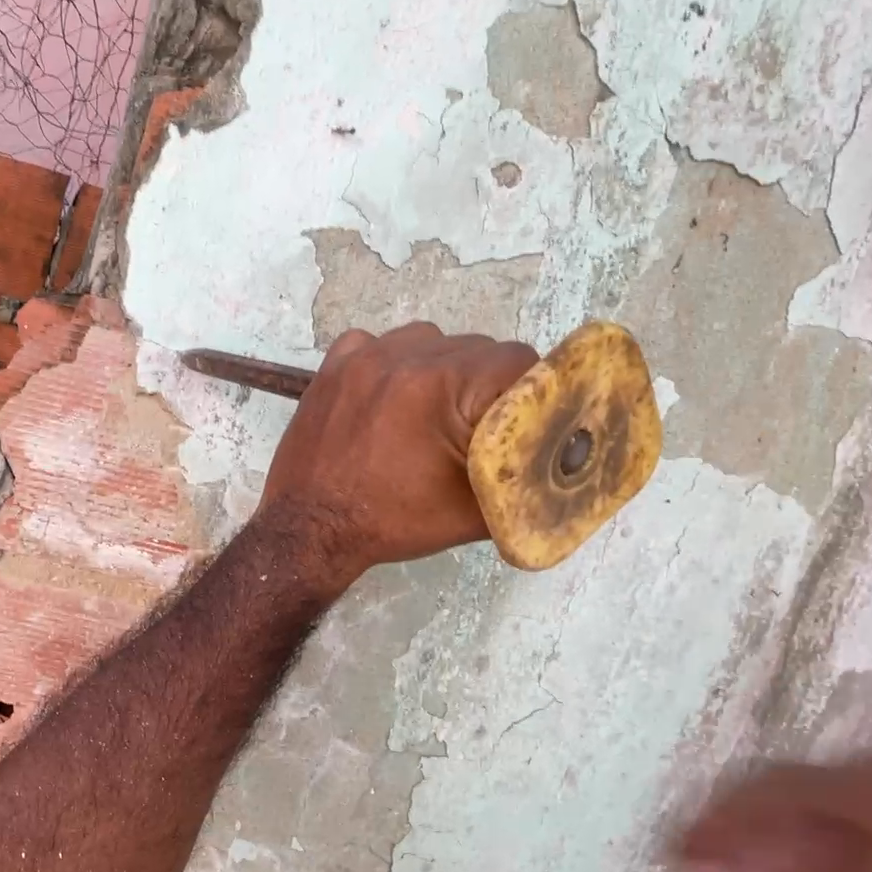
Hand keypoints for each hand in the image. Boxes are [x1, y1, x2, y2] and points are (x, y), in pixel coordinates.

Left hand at [256, 322, 537, 597]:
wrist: (308, 529)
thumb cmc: (392, 523)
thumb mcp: (477, 507)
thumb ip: (525, 472)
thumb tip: (563, 455)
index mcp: (442, 386)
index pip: (518, 360)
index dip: (532, 390)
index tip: (524, 420)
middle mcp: (402, 359)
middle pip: (475, 348)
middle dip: (486, 384)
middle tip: (480, 424)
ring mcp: (361, 359)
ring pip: (428, 342)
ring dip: (441, 369)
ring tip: (433, 412)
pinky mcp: (331, 367)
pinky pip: (377, 344)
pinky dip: (392, 363)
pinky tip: (392, 396)